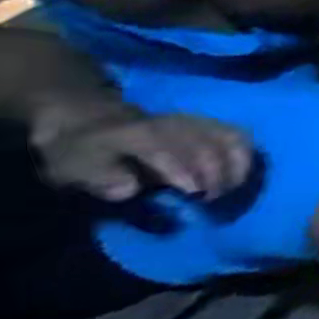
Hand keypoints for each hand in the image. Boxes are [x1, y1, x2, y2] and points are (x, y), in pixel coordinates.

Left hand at [35, 111, 254, 202]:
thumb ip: (102, 178)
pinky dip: (244, 150)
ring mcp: (195, 121)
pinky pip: (235, 133)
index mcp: (143, 134)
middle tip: (217, 198)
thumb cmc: (81, 150)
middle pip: (208, 146)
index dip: (187, 176)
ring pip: (230, 137)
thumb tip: (132, 190)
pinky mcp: (207, 122)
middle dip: (219, 172)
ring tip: (235, 184)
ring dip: (239, 161)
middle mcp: (176, 124)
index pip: (172, 154)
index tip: (197, 198)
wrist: (92, 120)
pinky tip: (242, 166)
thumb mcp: (74, 168)